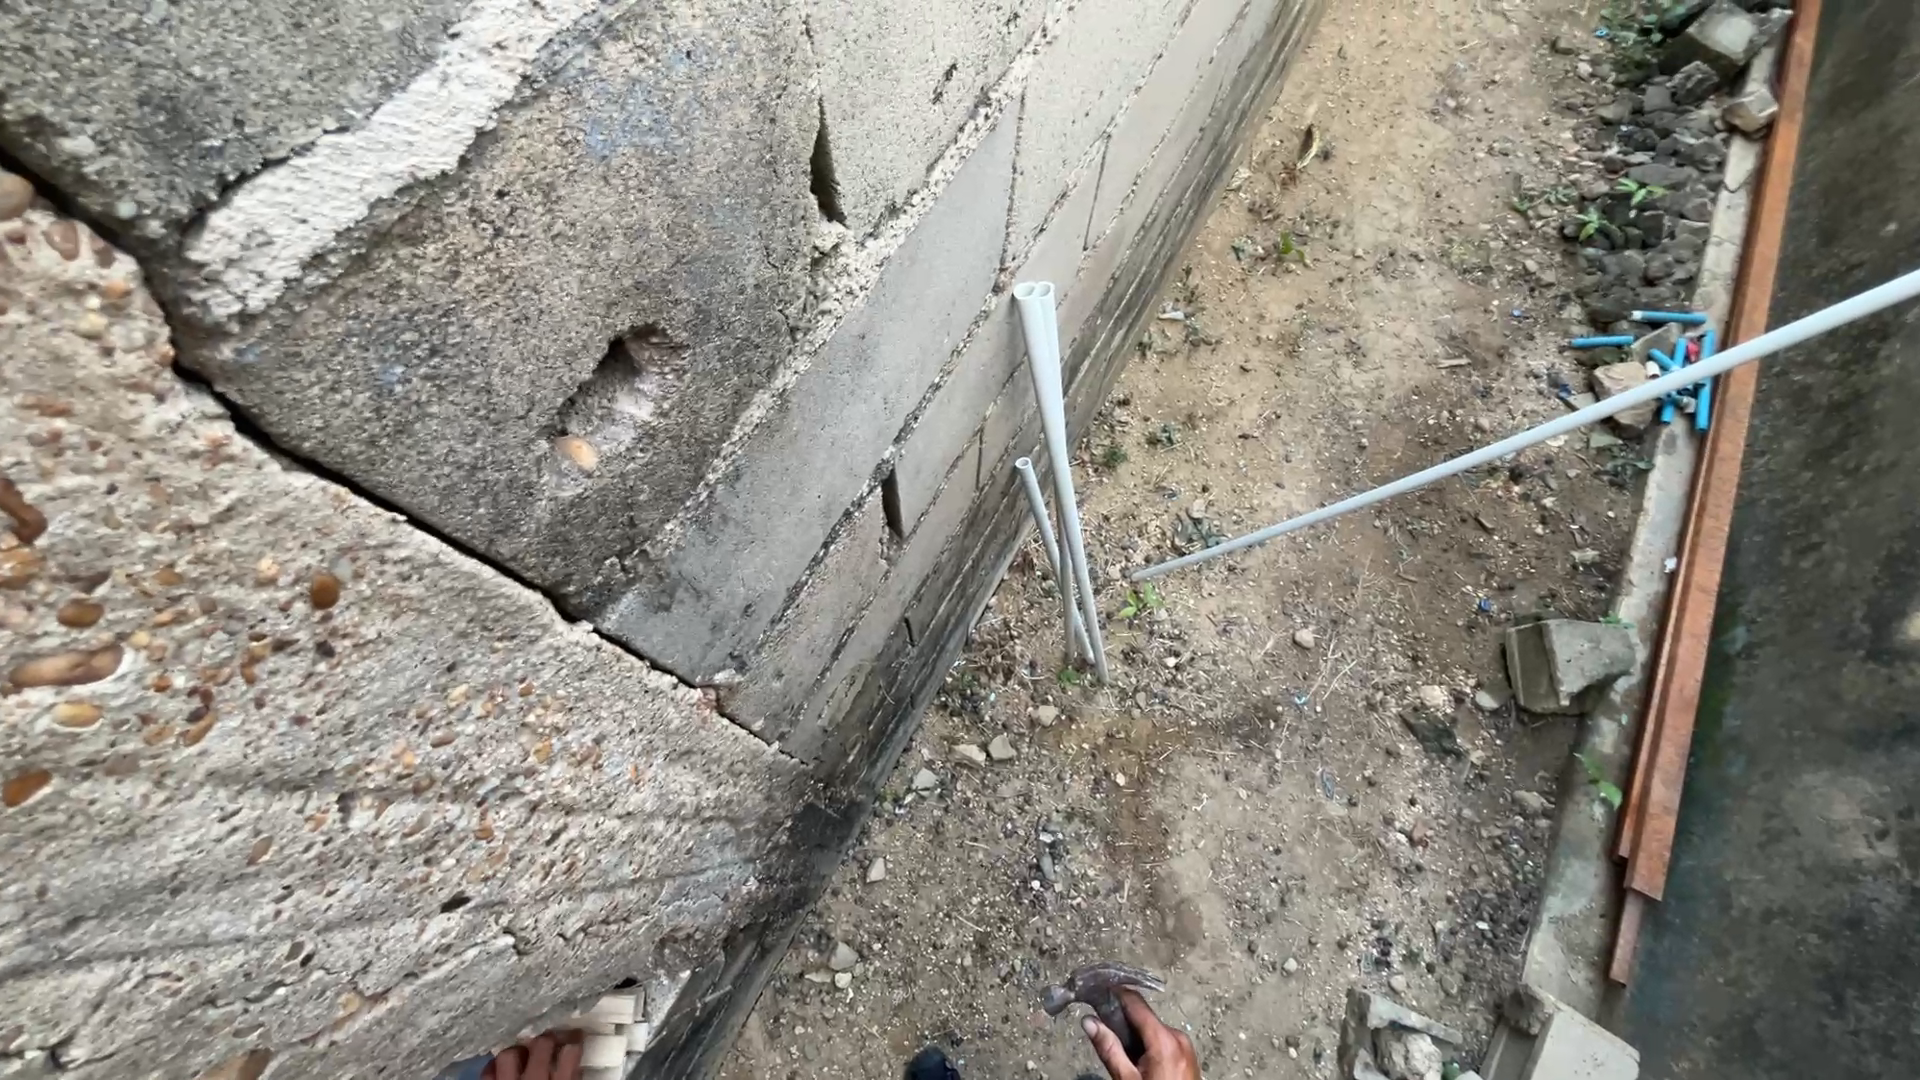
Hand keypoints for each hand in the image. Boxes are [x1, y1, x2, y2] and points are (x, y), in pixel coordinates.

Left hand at [482, 1031, 583, 1079]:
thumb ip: (570, 1075)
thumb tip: (574, 1057)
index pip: (570, 1049)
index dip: (574, 1038)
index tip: (575, 1034)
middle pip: (540, 1043)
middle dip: (545, 1037)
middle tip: (548, 1037)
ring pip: (509, 1054)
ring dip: (516, 1050)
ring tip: (521, 1051)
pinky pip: (486, 1073)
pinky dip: (492, 1067)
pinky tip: (499, 1067)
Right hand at [1081, 989, 1200, 1079]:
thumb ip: (1109, 1049)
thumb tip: (1087, 1020)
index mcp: (1164, 1039)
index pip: (1134, 1001)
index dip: (1114, 995)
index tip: (1095, 996)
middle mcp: (1177, 1035)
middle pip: (1143, 1016)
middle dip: (1123, 1022)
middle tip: (1105, 1035)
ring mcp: (1186, 1046)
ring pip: (1152, 1028)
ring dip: (1135, 1035)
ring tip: (1123, 1055)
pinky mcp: (1188, 1056)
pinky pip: (1164, 1040)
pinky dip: (1148, 1044)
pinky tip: (1140, 1062)